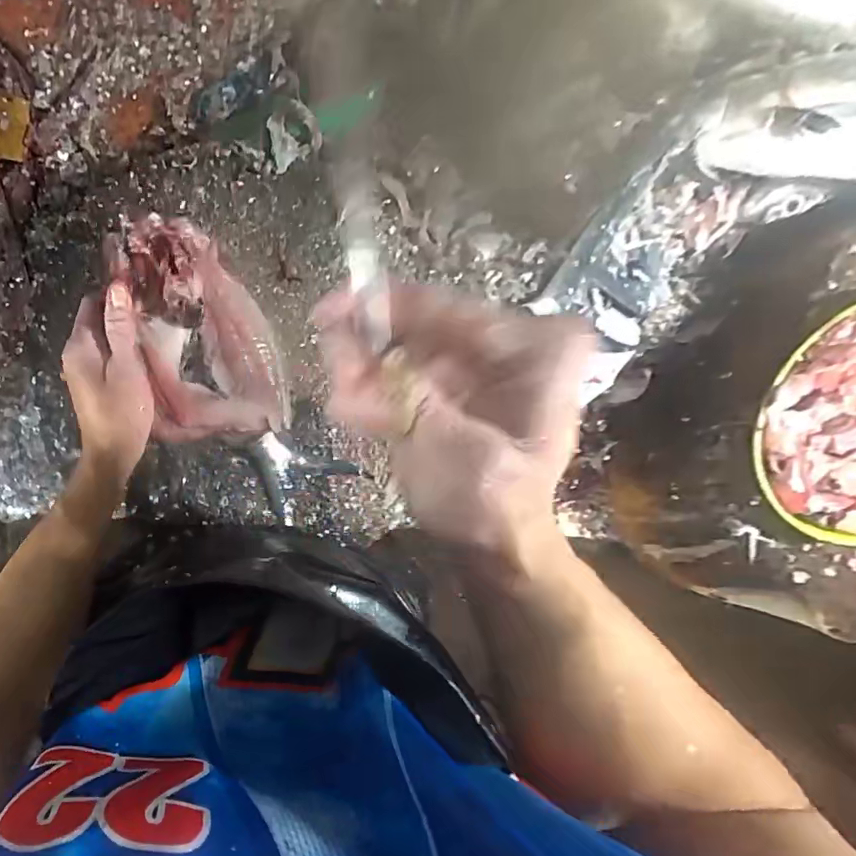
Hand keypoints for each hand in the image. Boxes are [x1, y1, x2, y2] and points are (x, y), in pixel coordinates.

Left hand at [61, 282, 154, 488]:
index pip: (92, 302)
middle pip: (96, 319)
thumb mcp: (126, 366)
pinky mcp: (92, 384)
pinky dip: (122, 350)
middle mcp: (74, 353)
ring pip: (103, 339)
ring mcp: (81, 370)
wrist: (112, 455)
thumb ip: (120, 327)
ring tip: (153, 326)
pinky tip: (143, 353)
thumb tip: (117, 286)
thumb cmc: (121, 412)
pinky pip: (106, 355)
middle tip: (153, 307)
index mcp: (78, 346)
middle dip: (121, 311)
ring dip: (124, 332)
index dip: (115, 293)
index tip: (143, 290)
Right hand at [317, 284, 596, 550]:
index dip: (386, 304)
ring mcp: (475, 377)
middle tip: (322, 345)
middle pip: (422, 330)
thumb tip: (343, 358)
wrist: (499, 552)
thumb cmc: (493, 503)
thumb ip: (401, 399)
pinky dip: (373, 395)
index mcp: (533, 347)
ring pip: (406, 357)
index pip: (448, 309)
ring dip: (364, 371)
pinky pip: (404, 385)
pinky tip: (345, 405)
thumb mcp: (453, 448)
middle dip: (369, 342)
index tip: (334, 306)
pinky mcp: (448, 402)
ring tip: (333, 388)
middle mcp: (507, 350)